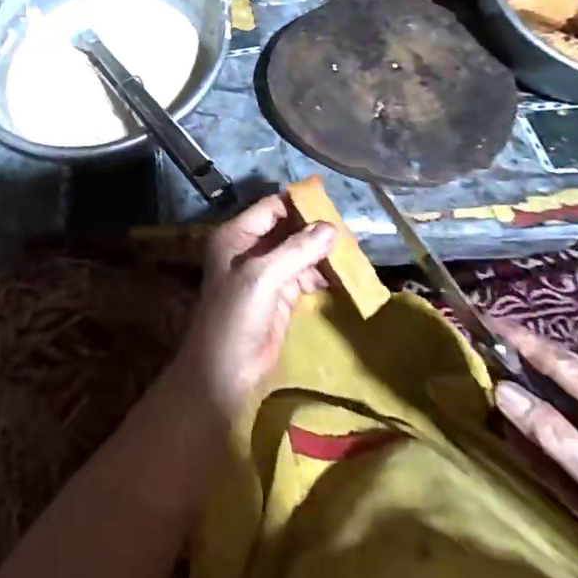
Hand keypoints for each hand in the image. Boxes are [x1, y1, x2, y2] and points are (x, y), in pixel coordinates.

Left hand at [175, 195, 335, 421]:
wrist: (224, 372)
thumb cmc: (235, 316)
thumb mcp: (262, 277)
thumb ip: (297, 250)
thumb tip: (332, 228)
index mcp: (237, 235)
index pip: (273, 207)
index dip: (301, 205)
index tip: (332, 208)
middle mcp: (251, 247)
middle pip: (290, 228)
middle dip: (318, 230)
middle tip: (350, 233)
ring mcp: (266, 271)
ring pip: (301, 251)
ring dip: (325, 252)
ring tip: (353, 253)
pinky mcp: (281, 293)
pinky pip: (306, 274)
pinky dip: (324, 273)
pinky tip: (344, 274)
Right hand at [491, 321, 577, 577]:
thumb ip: (560, 442)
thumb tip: (505, 392)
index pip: (564, 364)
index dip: (523, 341)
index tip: (487, 319)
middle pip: (573, 362)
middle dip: (529, 346)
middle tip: (488, 333)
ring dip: (544, 362)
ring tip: (507, 353)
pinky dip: (561, 380)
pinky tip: (546, 385)